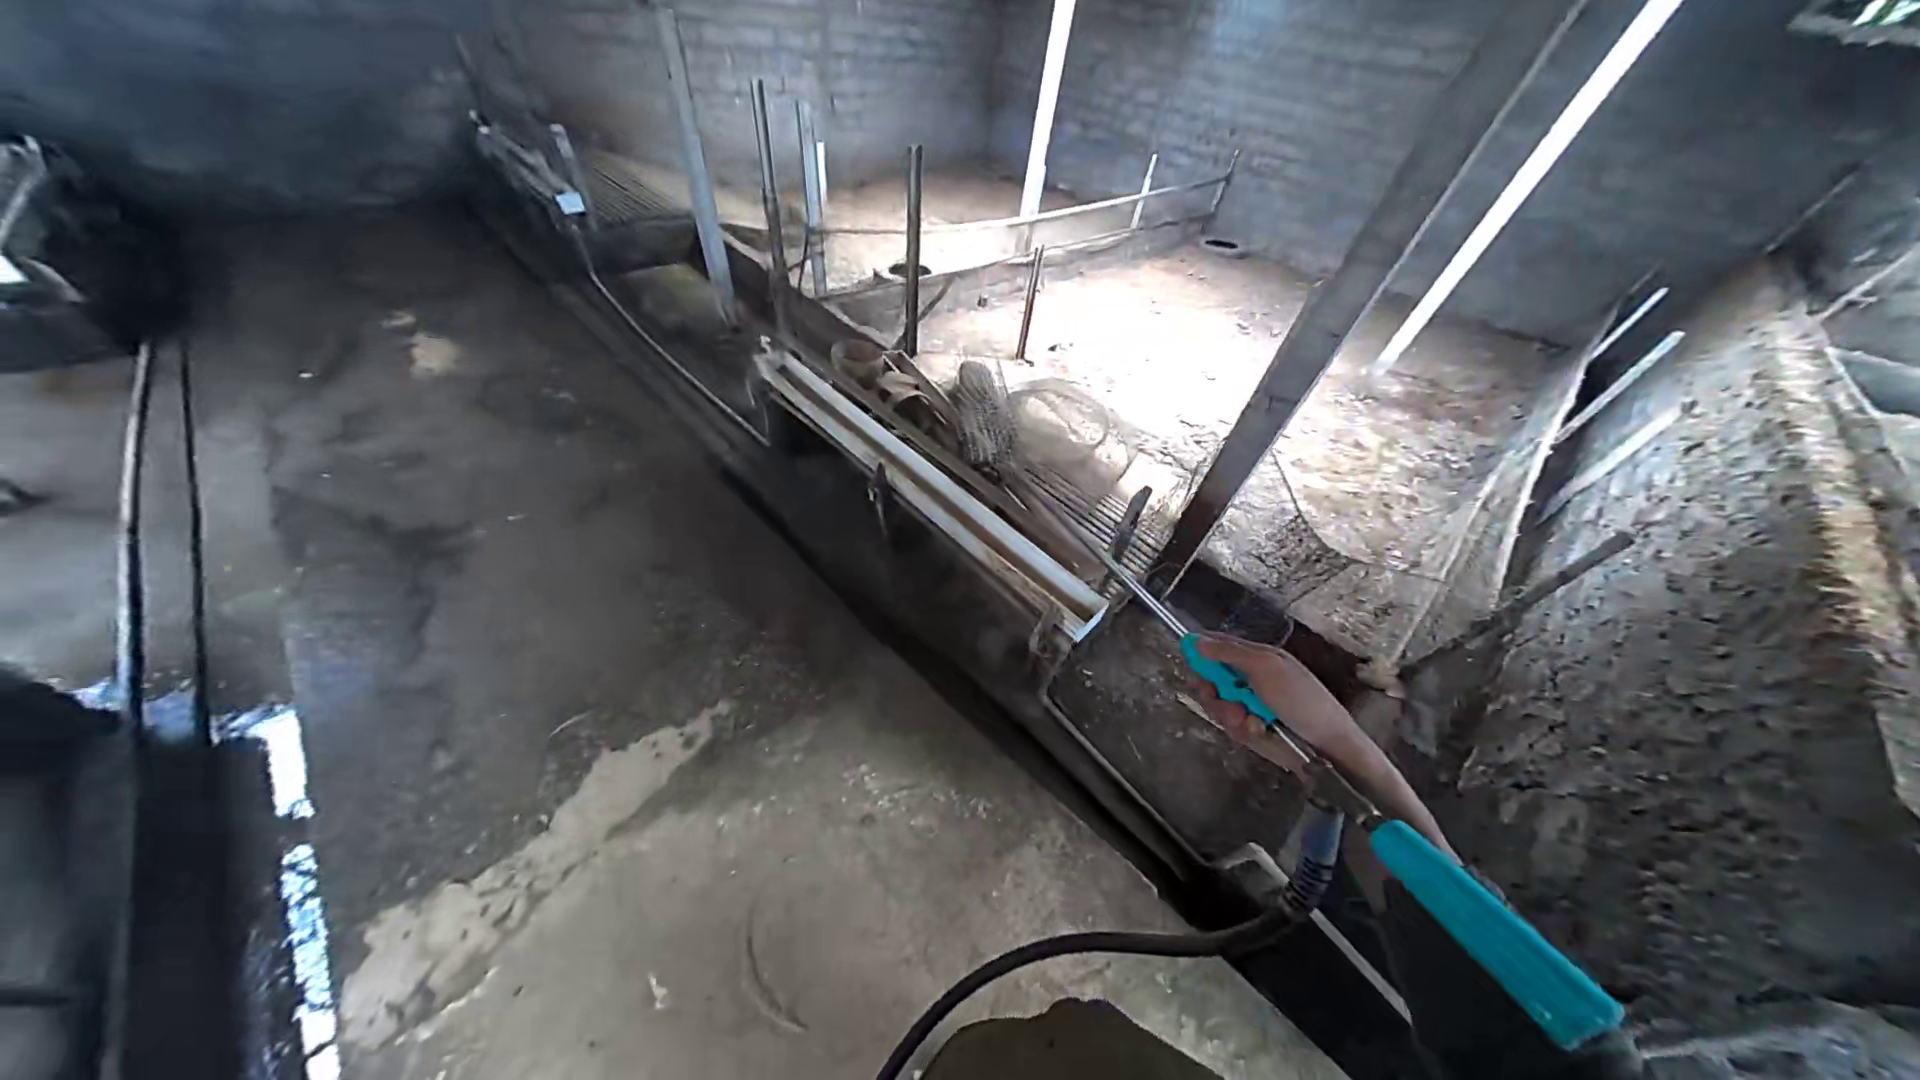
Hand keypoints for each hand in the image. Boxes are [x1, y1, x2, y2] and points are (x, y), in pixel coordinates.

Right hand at [1188, 632, 1455, 857]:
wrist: (1329, 746)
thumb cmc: (1302, 700)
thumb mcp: (1265, 667)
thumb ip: (1229, 652)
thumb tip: (1195, 639)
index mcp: (1256, 656)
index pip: (1217, 646)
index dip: (1201, 652)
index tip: (1192, 662)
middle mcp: (1249, 678)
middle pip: (1210, 679)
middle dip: (1214, 692)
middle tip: (1225, 699)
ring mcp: (1249, 704)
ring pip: (1217, 704)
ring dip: (1229, 714)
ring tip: (1251, 722)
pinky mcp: (1250, 728)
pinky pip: (1229, 725)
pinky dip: (1241, 730)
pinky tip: (1259, 731)